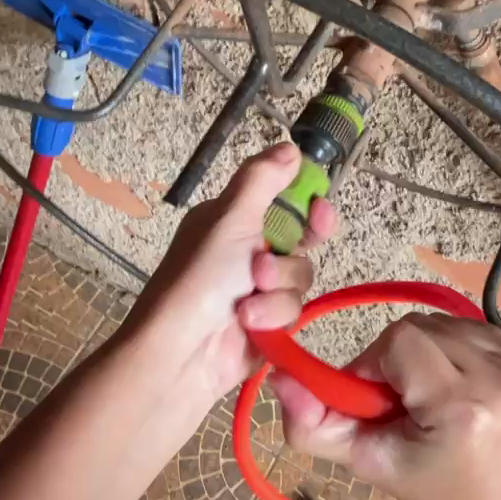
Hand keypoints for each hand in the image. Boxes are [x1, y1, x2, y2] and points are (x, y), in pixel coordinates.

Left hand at [120, 144, 336, 400]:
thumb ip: (262, 179)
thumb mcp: (229, 218)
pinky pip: (293, 311)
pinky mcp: (267, 324)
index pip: (283, 202)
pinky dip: (273, 317)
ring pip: (299, 279)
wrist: (180, 353)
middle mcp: (246, 252)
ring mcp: (257, 290)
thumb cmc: (200, 278)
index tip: (320, 210)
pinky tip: (251, 325)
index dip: (307, 206)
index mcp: (233, 220)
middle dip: (289, 258)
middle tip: (268, 267)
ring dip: (276, 291)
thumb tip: (290, 146)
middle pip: (300, 243)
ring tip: (247, 303)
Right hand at [269, 313, 500, 499]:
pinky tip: (460, 383)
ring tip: (433, 393)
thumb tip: (279, 375)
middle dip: (399, 358)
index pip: (399, 342)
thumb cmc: (432, 484)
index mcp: (461, 406)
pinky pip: (468, 328)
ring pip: (442, 324)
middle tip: (404, 400)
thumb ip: (313, 425)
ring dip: (426, 352)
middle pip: (420, 328)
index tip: (380, 401)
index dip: (378, 366)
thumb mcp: (367, 463)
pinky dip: (453, 350)